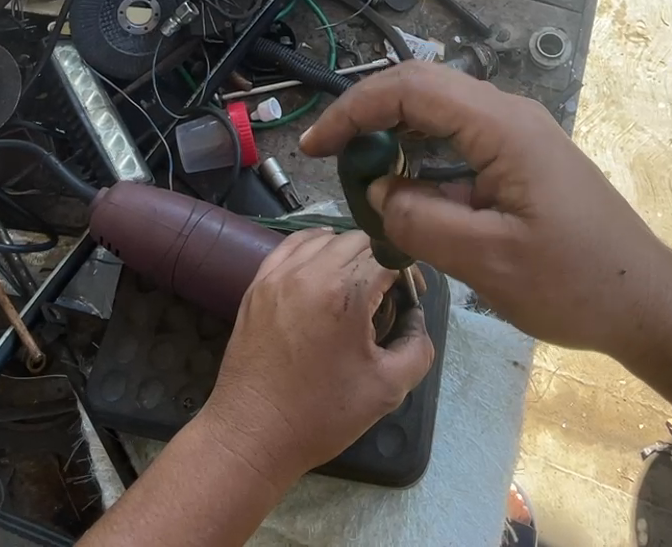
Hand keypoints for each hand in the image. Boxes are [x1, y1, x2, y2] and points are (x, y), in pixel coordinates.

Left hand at [197, 228, 433, 485]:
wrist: (253, 433)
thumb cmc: (322, 413)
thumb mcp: (388, 389)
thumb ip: (418, 347)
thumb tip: (416, 317)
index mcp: (346, 293)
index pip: (388, 256)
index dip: (408, 272)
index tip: (411, 296)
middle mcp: (311, 272)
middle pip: (358, 240)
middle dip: (379, 258)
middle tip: (386, 291)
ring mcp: (280, 274)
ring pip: (325, 238)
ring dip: (347, 251)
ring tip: (354, 281)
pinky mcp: (258, 283)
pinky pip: (290, 245)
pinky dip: (313, 245)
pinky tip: (323, 260)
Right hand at [300, 61, 671, 362]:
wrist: (647, 301)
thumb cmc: (575, 283)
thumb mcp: (487, 261)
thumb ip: (419, 221)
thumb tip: (375, 193)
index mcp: (502, 127)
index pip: (411, 89)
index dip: (355, 109)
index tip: (317, 145)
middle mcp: (508, 115)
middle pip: (422, 86)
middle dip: (367, 112)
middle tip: (328, 152)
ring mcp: (516, 133)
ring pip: (438, 110)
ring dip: (393, 132)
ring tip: (357, 169)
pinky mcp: (519, 157)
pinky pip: (457, 140)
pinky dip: (420, 156)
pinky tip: (405, 191)